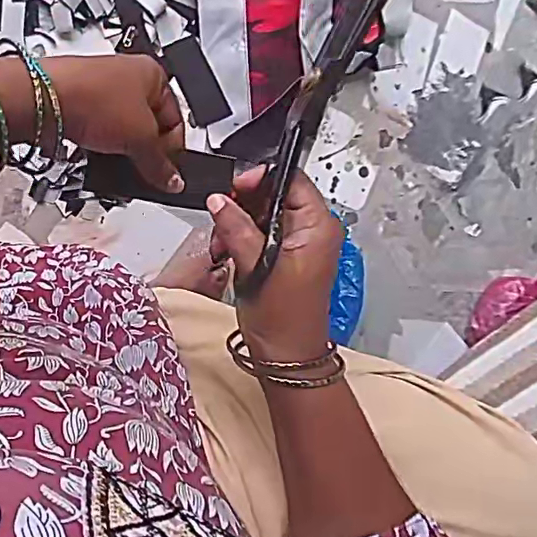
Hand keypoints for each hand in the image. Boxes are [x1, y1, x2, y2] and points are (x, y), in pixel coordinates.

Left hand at [43, 55, 186, 191]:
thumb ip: (159, 164)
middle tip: (143, 171)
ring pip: (119, 132)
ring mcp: (98, 94)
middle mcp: (125, 79)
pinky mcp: (76, 109)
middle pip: (146, 127)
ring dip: (119, 153)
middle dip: (144, 151)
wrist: (44, 101)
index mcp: (151, 73)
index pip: (175, 117)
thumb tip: (171, 180)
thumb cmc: (91, 97)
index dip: (173, 148)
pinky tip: (95, 158)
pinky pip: (95, 136)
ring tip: (116, 164)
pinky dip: (97, 149)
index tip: (169, 172)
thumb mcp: (139, 137)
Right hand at [207, 166, 343, 363]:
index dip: (260, 180)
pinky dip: (242, 238)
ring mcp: (301, 243)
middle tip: (222, 223)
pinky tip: (229, 253)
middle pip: (274, 196)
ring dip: (237, 224)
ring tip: (223, 245)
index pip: (292, 181)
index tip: (233, 191)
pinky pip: (263, 232)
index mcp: (317, 228)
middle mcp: (314, 231)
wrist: (286, 357)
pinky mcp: (288, 255)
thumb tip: (219, 200)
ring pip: (263, 214)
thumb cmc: (281, 318)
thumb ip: (236, 228)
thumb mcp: (254, 267)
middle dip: (242, 206)